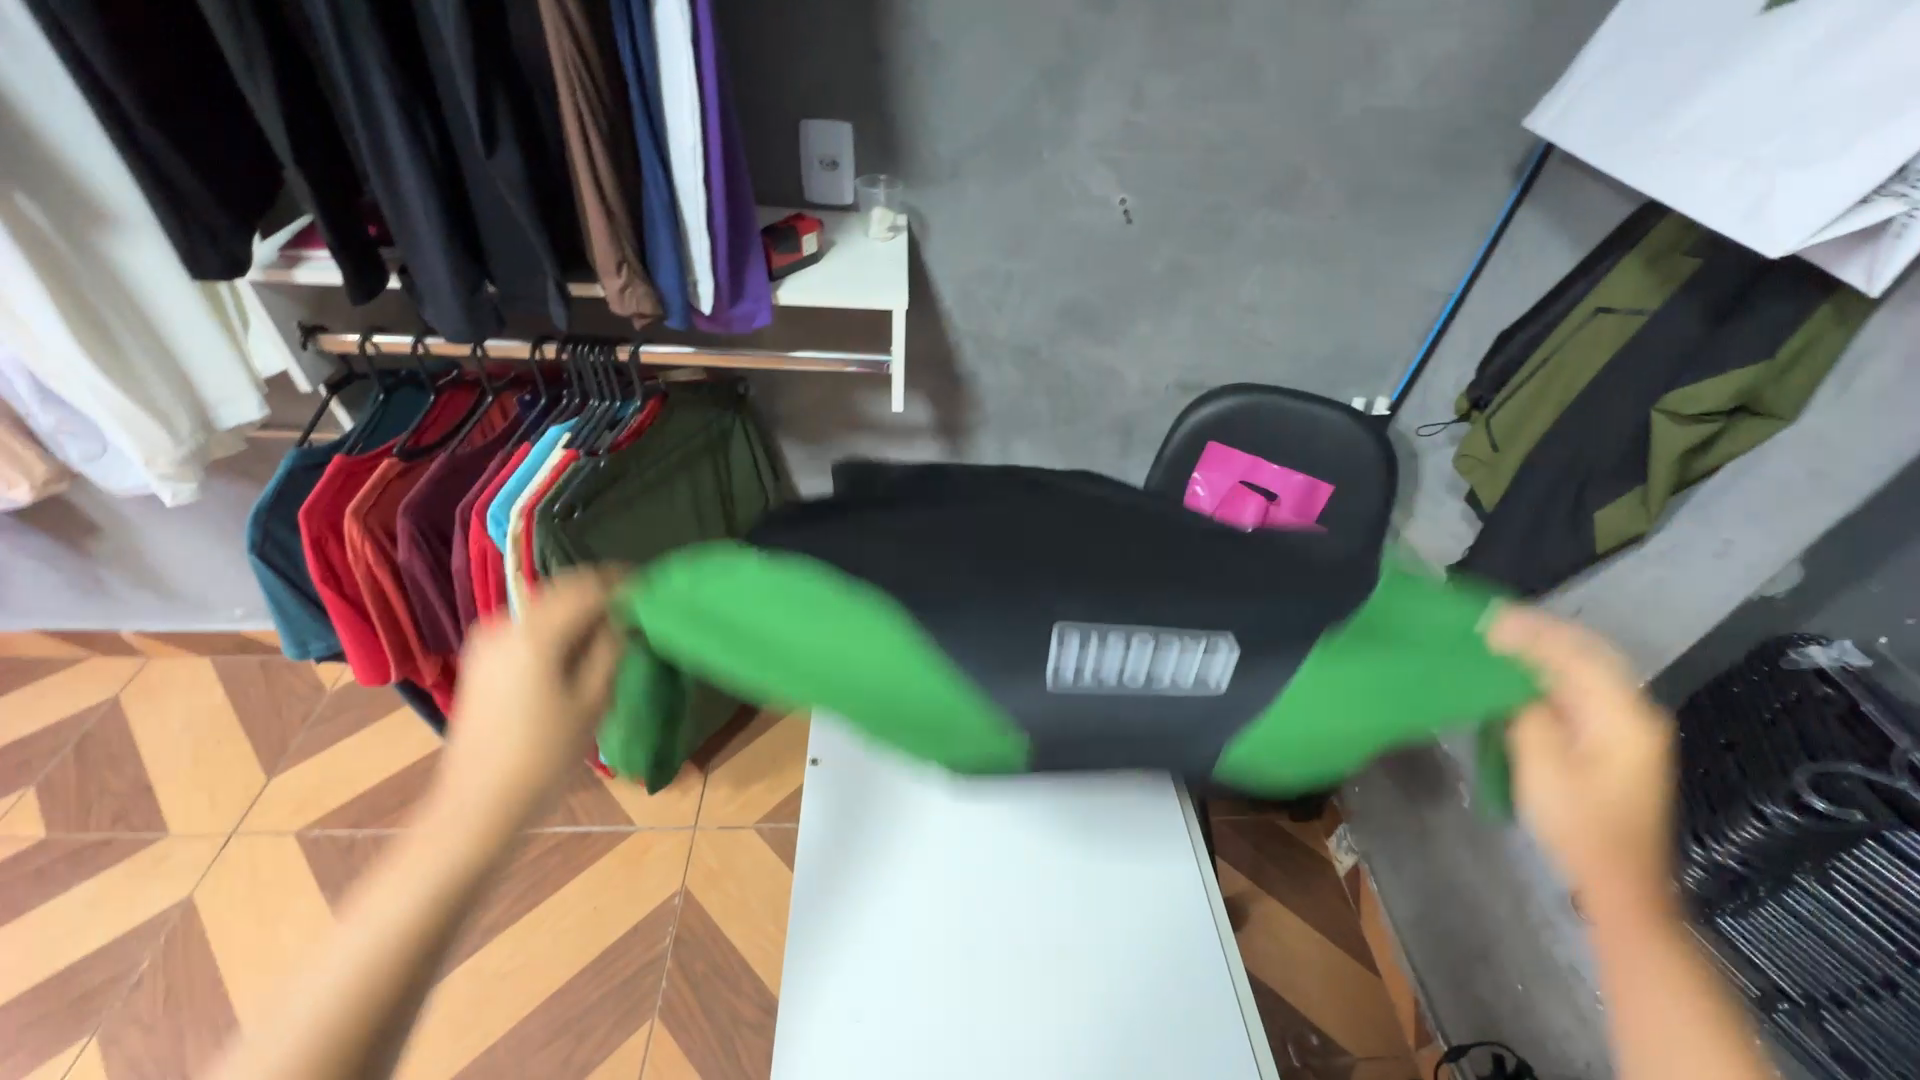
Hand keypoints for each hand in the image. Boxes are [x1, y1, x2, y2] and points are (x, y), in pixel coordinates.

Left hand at [434, 569, 624, 830]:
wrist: (478, 805)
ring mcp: (487, 641)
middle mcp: (505, 624)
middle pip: (563, 590)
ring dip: (580, 612)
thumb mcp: (592, 701)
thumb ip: (610, 648)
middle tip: (637, 612)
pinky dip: (558, 628)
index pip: (588, 586)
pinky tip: (578, 652)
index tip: (653, 591)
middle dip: (601, 595)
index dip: (623, 584)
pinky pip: (529, 627)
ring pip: (546, 607)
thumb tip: (626, 616)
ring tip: (613, 634)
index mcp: (535, 632)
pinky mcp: (481, 660)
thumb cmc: (544, 757)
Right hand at [1487, 605, 1678, 925]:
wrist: (1621, 882)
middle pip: (1589, 654)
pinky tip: (1524, 673)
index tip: (1487, 620)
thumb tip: (1517, 687)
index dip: (1530, 633)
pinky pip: (1585, 690)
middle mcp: (1636, 711)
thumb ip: (1529, 713)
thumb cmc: (1579, 825)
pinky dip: (1553, 674)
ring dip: (1546, 651)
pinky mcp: (1619, 741)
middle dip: (1541, 633)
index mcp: (1623, 715)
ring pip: (1588, 669)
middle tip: (1492, 621)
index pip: (1574, 654)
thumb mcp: (1542, 766)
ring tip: (1502, 638)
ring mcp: (1631, 727)